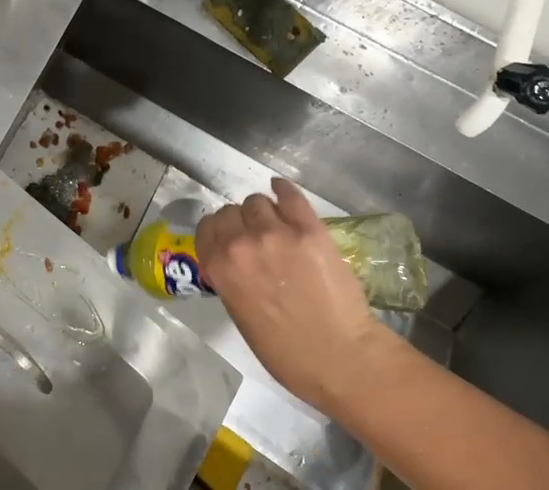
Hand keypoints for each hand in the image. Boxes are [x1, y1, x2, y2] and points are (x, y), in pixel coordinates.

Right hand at [195, 177, 394, 407]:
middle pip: (230, 211)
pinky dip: (282, 190)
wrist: (342, 359)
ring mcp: (277, 233)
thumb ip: (231, 279)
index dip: (217, 232)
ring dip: (261, 212)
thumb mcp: (241, 316)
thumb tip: (236, 260)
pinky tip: (282, 192)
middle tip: (254, 237)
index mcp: (220, 268)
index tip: (227, 239)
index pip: (206, 228)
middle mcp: (242, 243)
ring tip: (274, 226)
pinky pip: (289, 195)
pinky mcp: (310, 229)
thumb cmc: (287, 353)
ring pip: (257, 202)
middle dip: (238, 223)